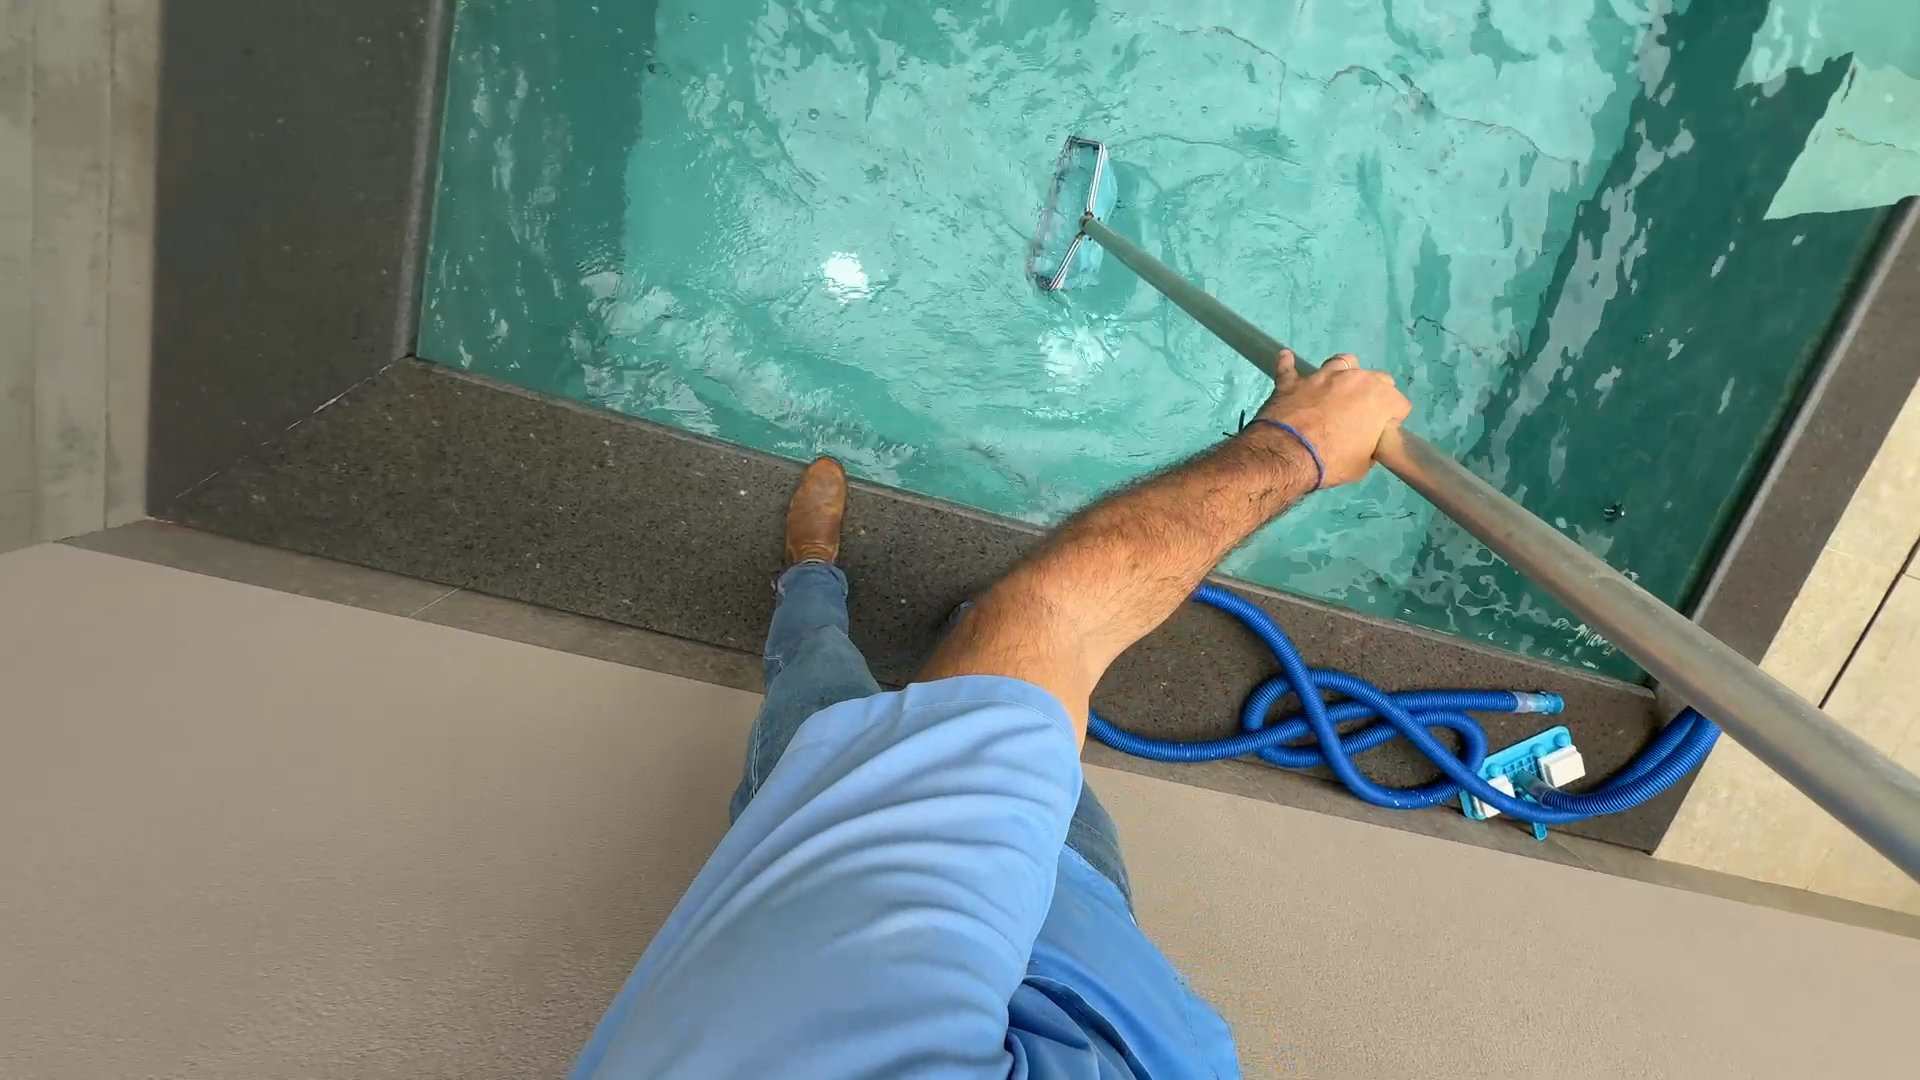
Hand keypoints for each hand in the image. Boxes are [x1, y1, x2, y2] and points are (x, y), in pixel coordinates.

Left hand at [1253, 350, 1410, 487]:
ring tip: (1334, 388)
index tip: (1380, 431)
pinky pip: (1288, 367)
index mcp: (1380, 398)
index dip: (1390, 419)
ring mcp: (1321, 377)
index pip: (1399, 404)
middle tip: (1359, 414)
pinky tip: (1286, 358)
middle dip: (1372, 394)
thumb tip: (1362, 442)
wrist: (1286, 455)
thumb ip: (1369, 445)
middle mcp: (1355, 379)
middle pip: (1374, 379)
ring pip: (1340, 363)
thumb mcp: (1362, 464)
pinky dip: (1287, 364)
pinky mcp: (1291, 382)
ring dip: (1340, 373)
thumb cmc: (1331, 462)